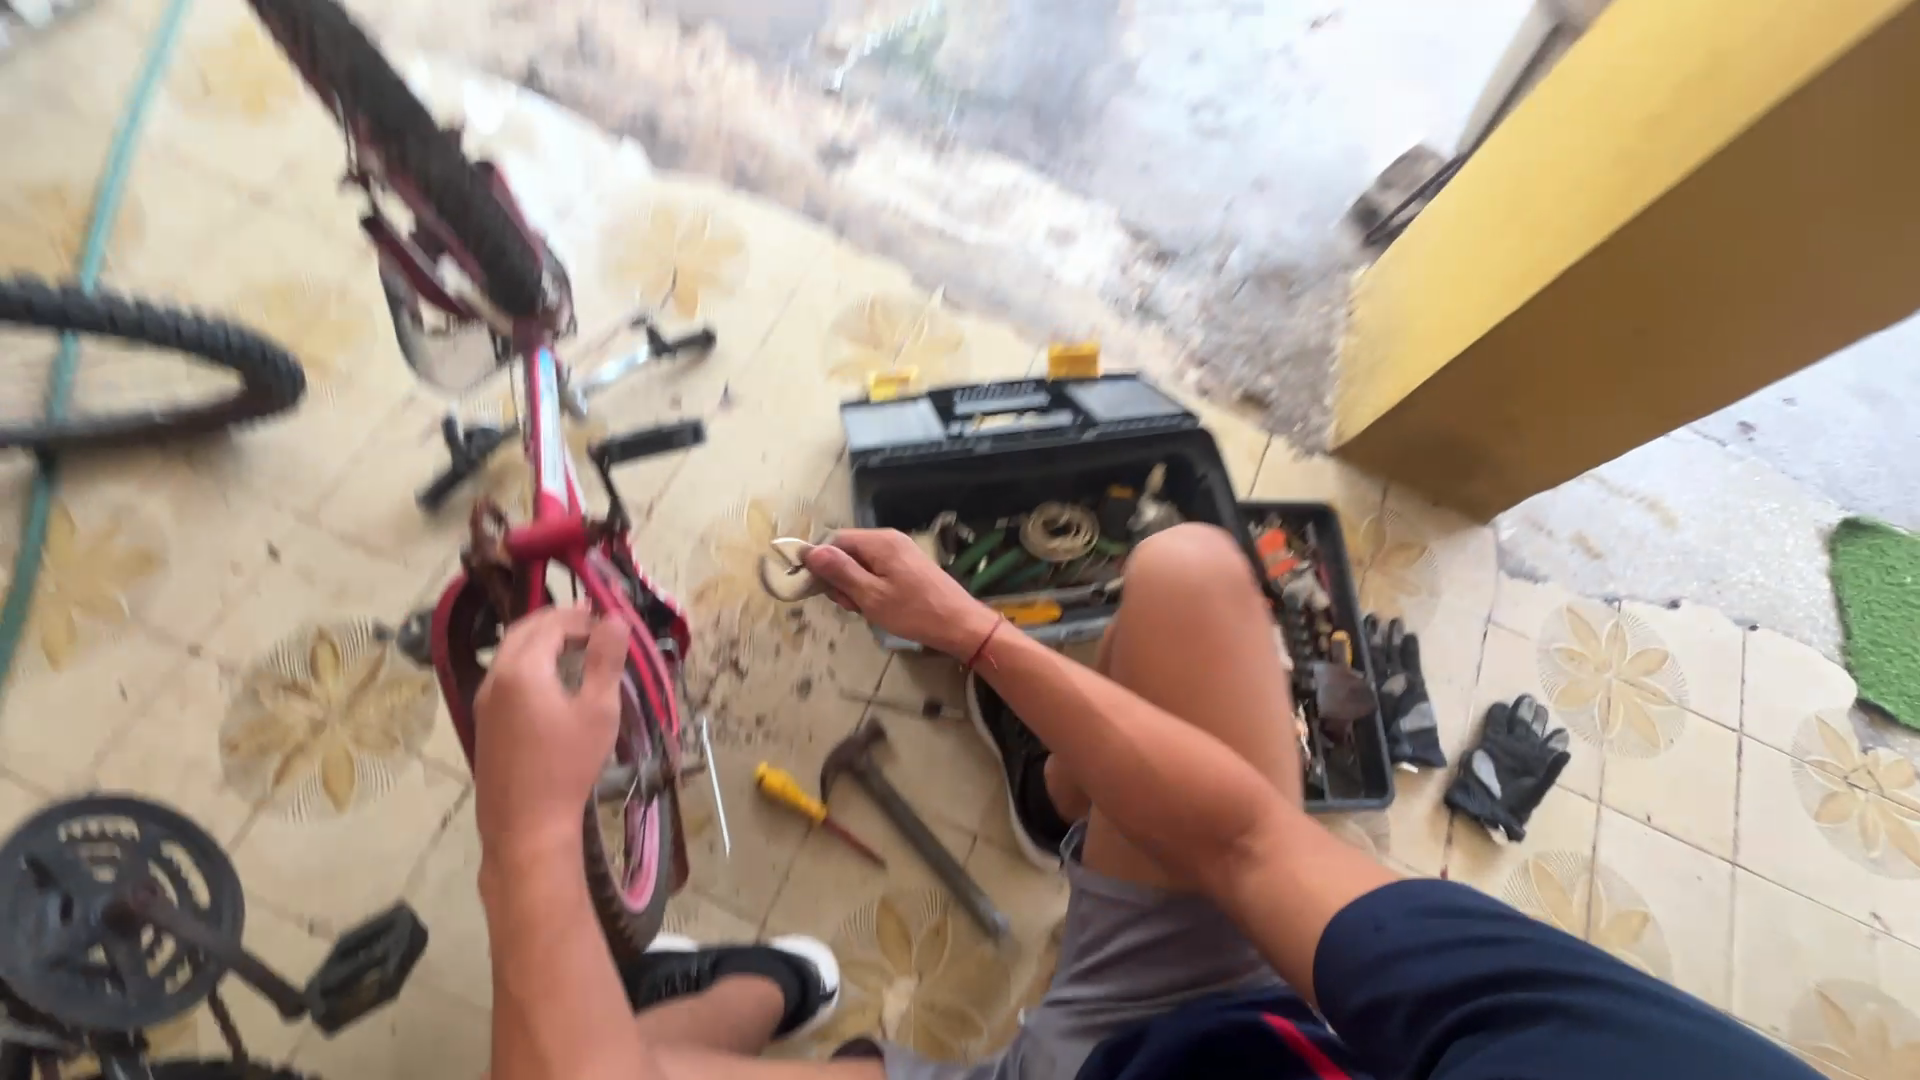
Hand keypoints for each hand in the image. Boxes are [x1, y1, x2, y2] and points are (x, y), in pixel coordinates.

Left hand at [472, 605, 627, 861]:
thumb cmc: (568, 764)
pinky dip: (532, 661)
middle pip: (524, 631)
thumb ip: (605, 660)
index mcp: (522, 670)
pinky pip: (507, 674)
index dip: (582, 617)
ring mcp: (485, 700)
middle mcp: (495, 678)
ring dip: (544, 640)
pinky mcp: (486, 721)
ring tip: (579, 646)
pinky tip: (556, 679)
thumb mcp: (598, 709)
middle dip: (559, 621)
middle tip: (594, 623)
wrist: (526, 824)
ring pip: (511, 652)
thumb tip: (615, 620)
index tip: (611, 621)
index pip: (551, 624)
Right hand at [803, 528, 999, 657]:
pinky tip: (880, 607)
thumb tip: (811, 551)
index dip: (822, 563)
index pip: (835, 540)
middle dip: (841, 578)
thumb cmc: (914, 612)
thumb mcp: (870, 596)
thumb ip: (840, 572)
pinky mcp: (908, 566)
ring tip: (868, 609)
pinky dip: (872, 588)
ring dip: (856, 587)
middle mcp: (890, 539)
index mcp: (880, 542)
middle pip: (848, 551)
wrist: (959, 625)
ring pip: (862, 564)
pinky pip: (878, 570)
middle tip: (852, 605)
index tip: (821, 590)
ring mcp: (901, 552)